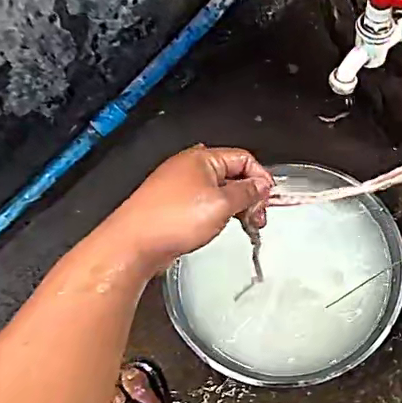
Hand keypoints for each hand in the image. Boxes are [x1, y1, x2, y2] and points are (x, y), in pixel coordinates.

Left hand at [102, 145, 272, 273]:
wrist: (134, 243)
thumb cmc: (169, 220)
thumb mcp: (222, 204)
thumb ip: (246, 192)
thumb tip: (260, 185)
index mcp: (202, 158)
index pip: (244, 159)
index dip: (260, 178)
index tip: (267, 199)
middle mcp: (189, 168)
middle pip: (232, 175)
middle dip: (249, 195)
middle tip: (256, 217)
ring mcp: (179, 187)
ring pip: (218, 191)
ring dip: (234, 207)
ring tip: (241, 226)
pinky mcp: (173, 205)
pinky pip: (203, 204)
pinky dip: (216, 214)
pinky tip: (217, 228)